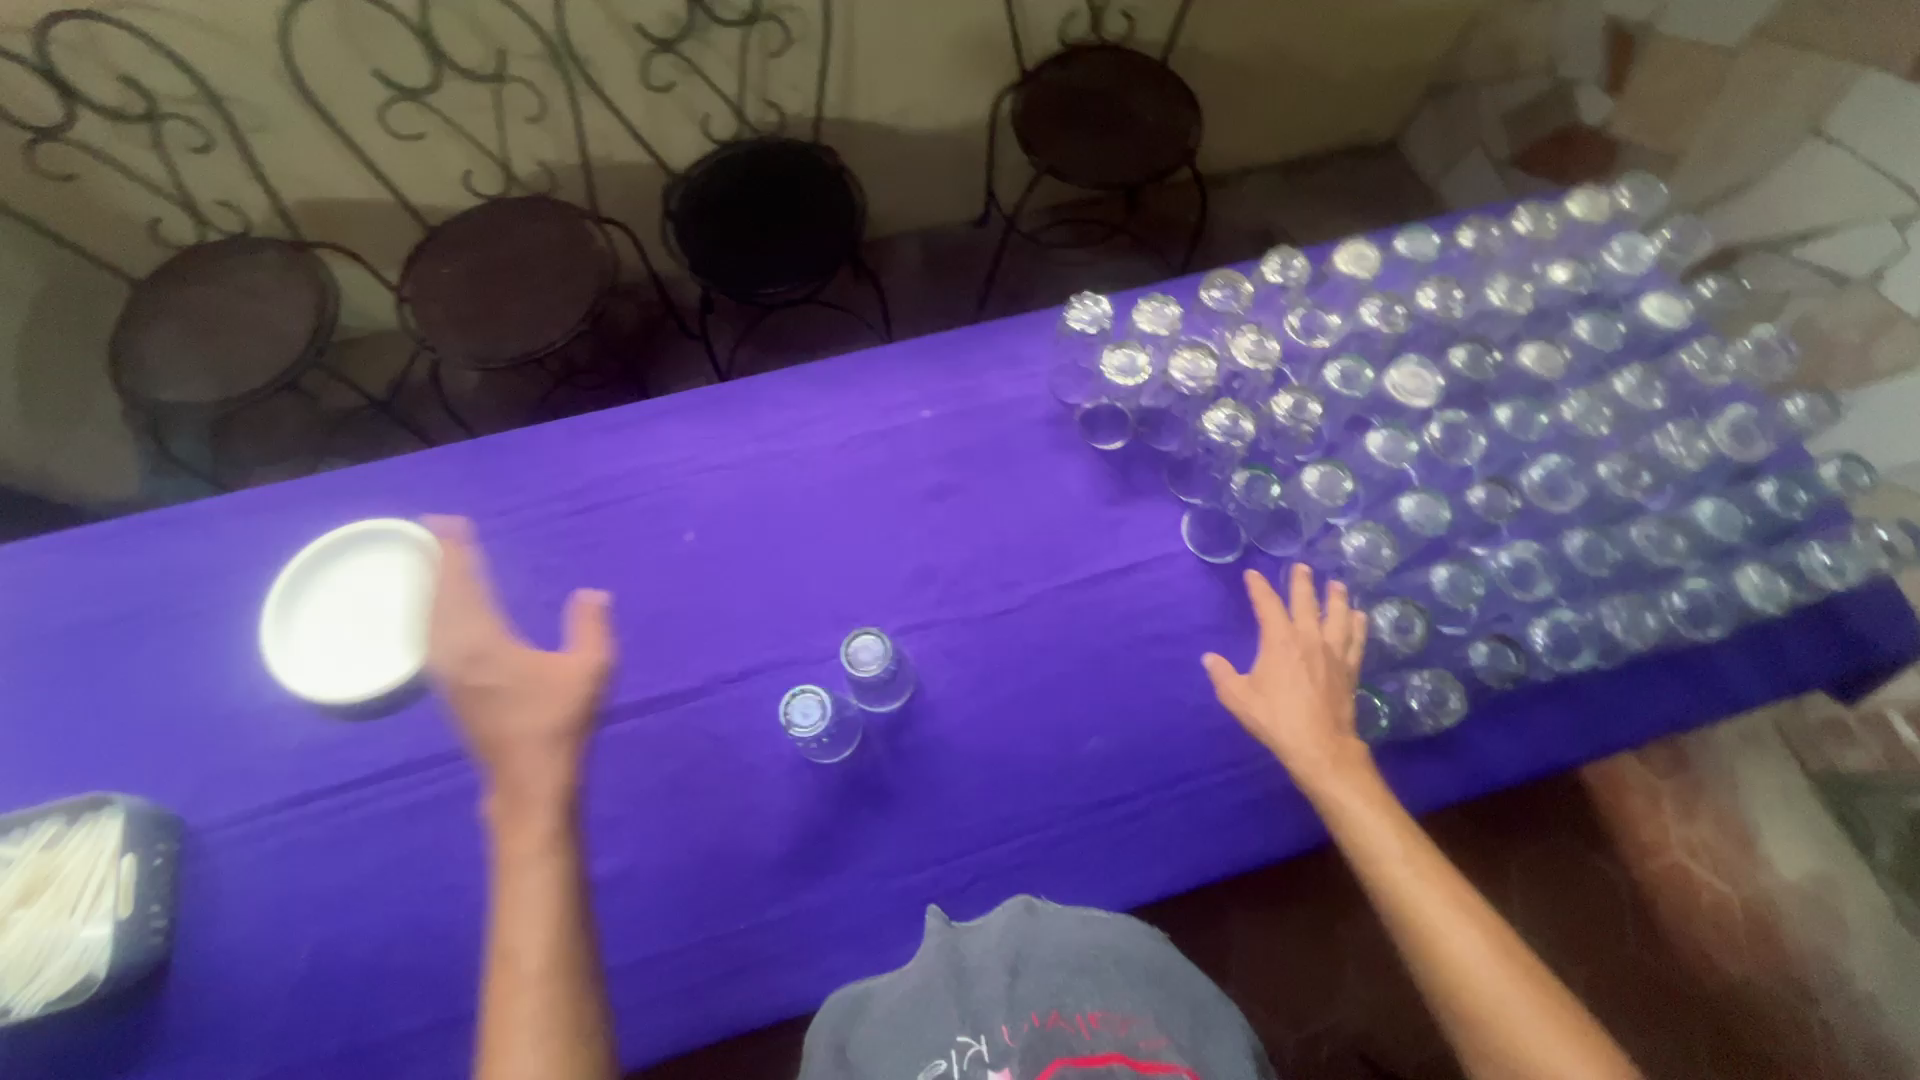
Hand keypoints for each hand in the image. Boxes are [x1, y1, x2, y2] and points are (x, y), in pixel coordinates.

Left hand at [423, 516, 615, 822]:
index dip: (452, 552)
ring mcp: (445, 672)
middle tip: (432, 530)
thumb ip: (591, 626)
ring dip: (428, 584)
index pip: (461, 585)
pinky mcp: (447, 687)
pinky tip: (435, 608)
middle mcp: (453, 652)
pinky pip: (428, 634)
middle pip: (435, 596)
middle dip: (434, 561)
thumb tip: (590, 592)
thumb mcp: (592, 669)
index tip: (444, 521)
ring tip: (431, 560)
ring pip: (426, 617)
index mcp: (484, 642)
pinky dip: (429, 609)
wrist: (529, 778)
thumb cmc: (561, 722)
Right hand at [1203, 564, 1372, 791]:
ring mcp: (1333, 653)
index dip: (1259, 587)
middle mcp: (1309, 639)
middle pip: (1307, 602)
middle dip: (1302, 583)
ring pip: (1338, 616)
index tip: (1252, 575)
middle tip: (1302, 567)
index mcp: (1279, 641)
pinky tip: (1360, 616)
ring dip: (1337, 598)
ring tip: (1337, 585)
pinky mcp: (1349, 669)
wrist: (1319, 746)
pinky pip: (1356, 640)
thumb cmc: (1275, 719)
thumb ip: (1222, 675)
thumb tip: (1210, 659)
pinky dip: (1358, 625)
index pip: (1267, 605)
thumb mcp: (1237, 698)